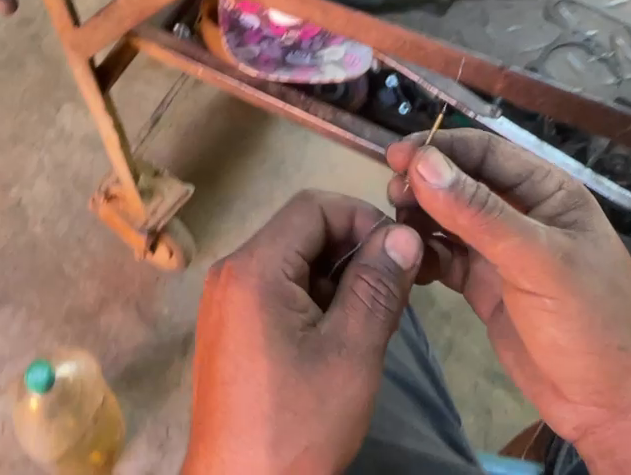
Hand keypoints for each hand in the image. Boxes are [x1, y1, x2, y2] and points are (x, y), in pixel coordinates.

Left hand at [183, 190, 424, 474]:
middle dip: (351, 250)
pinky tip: (339, 336)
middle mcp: (232, 270)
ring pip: (292, 260)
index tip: (399, 253)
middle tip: (393, 291)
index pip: (312, 206)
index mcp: (253, 266)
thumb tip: (404, 233)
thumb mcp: (350, 354)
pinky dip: (314, 298)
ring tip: (371, 319)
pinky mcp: (230, 326)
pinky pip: (277, 288)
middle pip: (300, 230)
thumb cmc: (296, 424)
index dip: (361, 218)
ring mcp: (226, 299)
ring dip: (336, 277)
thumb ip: (378, 287)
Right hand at [387, 131, 630, 474]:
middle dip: (423, 184)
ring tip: (396, 230)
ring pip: (447, 218)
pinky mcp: (485, 285)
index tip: (394, 157)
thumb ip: (479, 212)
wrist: (619, 414)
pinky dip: (423, 255)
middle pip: (459, 182)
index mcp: (546, 192)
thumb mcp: (539, 262)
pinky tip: (408, 263)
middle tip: (392, 197)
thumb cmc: (594, 325)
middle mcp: (521, 213)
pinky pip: (444, 257)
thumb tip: (422, 162)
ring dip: (419, 218)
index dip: (438, 149)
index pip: (483, 152)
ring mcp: (501, 251)